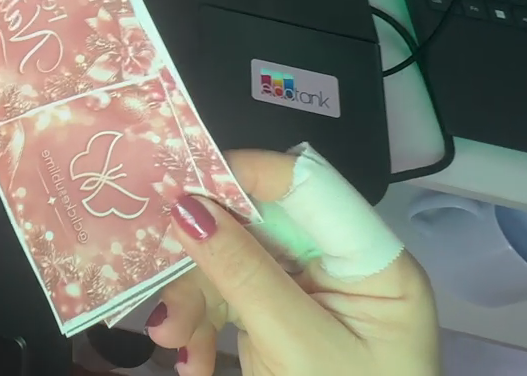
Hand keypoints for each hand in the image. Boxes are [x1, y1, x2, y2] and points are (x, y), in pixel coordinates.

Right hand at [146, 150, 438, 375]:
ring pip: (226, 256)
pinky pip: (221, 291)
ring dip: (190, 295)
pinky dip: (197, 320)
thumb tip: (184, 204)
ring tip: (168, 335)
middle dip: (202, 250)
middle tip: (157, 263)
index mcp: (370, 264)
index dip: (244, 172)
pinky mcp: (271, 312)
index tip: (180, 180)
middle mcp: (334, 264)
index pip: (305, 186)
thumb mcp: (297, 348)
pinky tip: (187, 354)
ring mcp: (300, 288)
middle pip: (252, 222)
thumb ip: (243, 272)